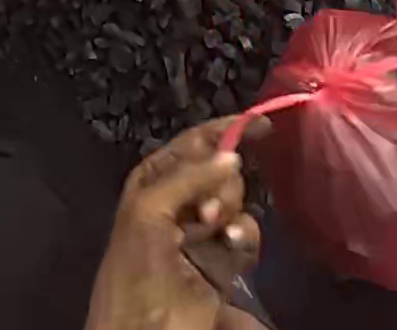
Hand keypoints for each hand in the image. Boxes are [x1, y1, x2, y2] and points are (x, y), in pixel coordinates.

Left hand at [85, 117, 263, 329]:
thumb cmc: (136, 271)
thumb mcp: (149, 213)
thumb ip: (188, 179)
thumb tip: (231, 156)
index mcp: (152, 179)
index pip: (191, 144)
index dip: (222, 130)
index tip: (260, 125)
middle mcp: (177, 200)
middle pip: (217, 171)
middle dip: (218, 183)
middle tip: (206, 213)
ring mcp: (201, 234)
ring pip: (233, 203)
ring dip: (229, 210)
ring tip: (213, 230)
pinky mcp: (223, 267)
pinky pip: (244, 237)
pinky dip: (243, 237)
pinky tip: (234, 245)